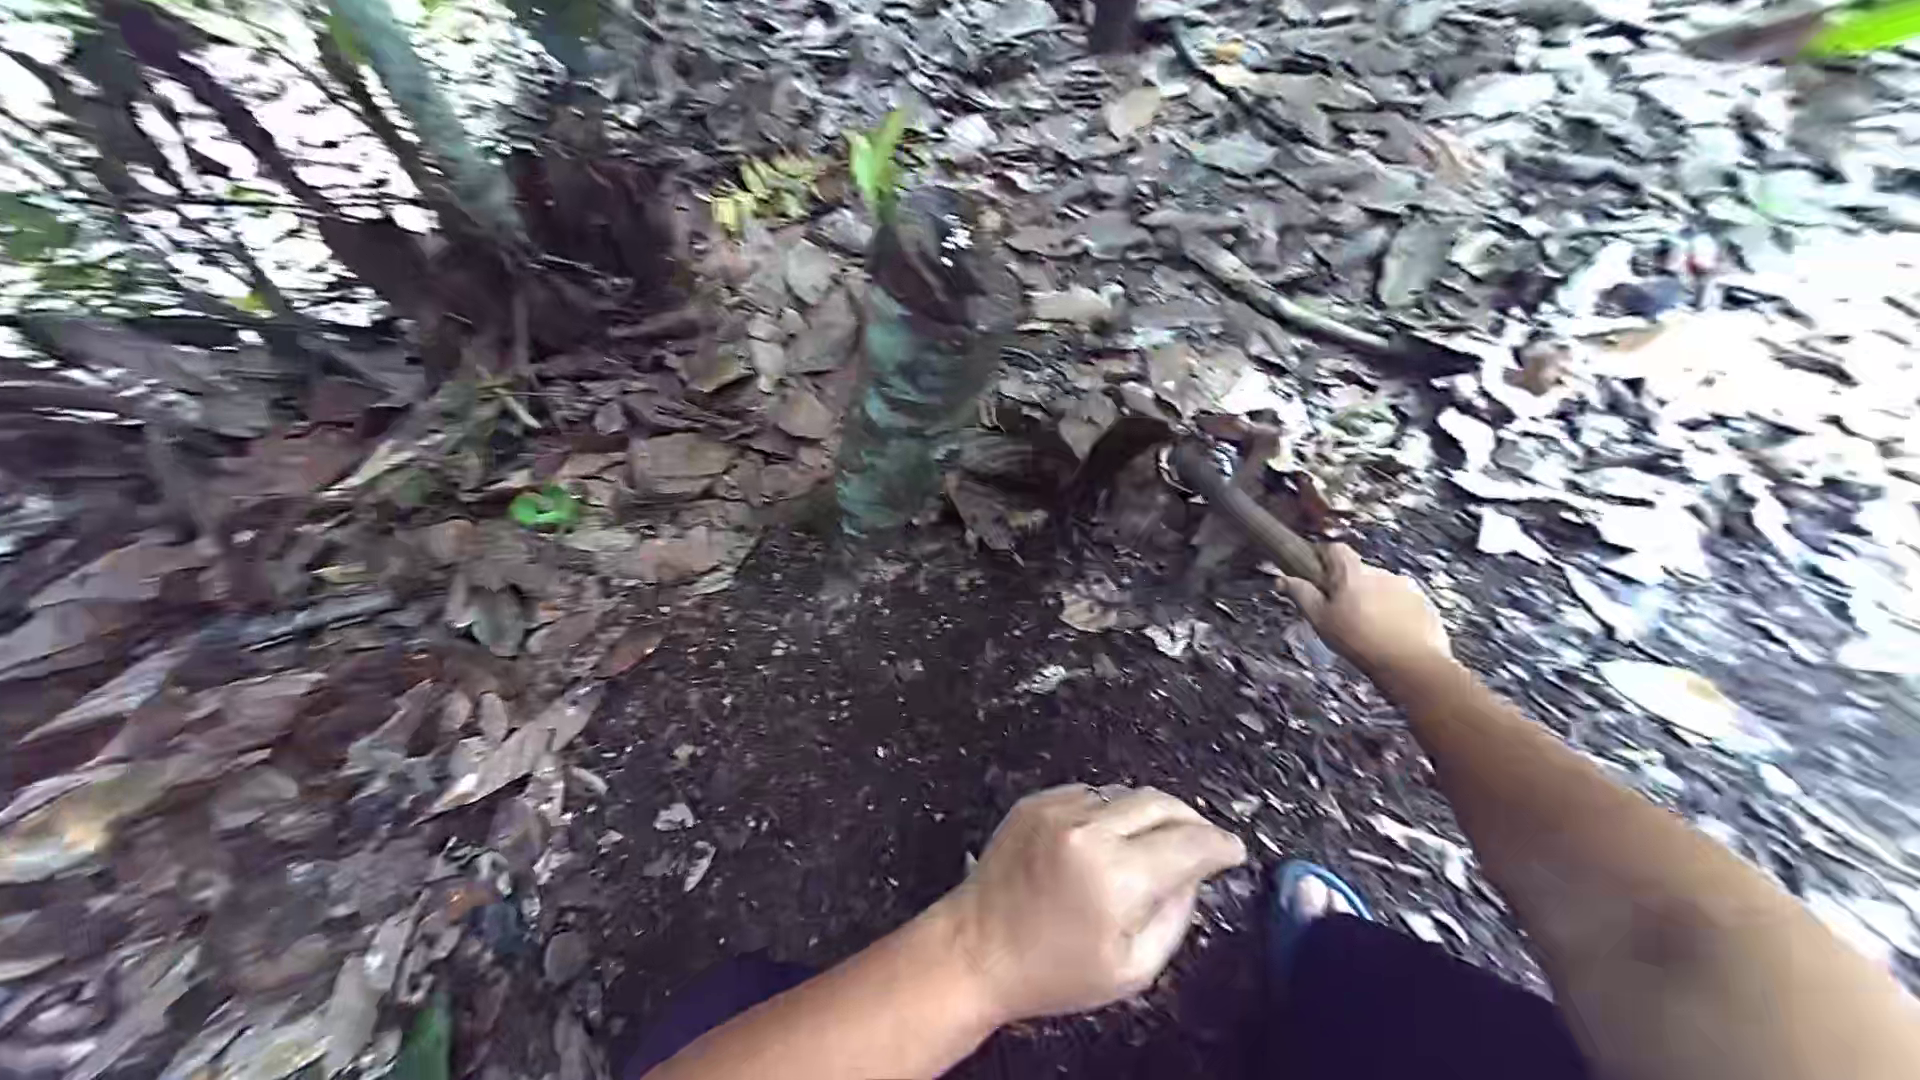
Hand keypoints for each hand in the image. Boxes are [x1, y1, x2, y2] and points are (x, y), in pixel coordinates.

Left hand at [931, 784, 1245, 1023]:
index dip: (1219, 844)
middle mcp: (1088, 830)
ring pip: (1125, 792)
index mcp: (1116, 876)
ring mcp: (1057, 809)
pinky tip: (1107, 835)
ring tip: (1156, 839)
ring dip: (1149, 812)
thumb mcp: (1132, 967)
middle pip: (1159, 802)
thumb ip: (1175, 915)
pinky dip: (1109, 809)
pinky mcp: (1036, 800)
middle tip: (1203, 838)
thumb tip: (1194, 872)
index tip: (1232, 849)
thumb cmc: (1054, 971)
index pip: (1188, 843)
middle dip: (1190, 818)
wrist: (978, 946)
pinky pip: (1089, 793)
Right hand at [1282, 543, 1452, 677]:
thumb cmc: (1357, 639)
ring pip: (1381, 586)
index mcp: (1352, 573)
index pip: (1335, 549)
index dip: (1323, 557)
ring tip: (1367, 626)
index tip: (1316, 574)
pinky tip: (1389, 633)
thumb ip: (1301, 594)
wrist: (1411, 664)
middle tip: (1340, 610)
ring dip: (1372, 598)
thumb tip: (1283, 579)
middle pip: (1358, 570)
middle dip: (1348, 584)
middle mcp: (1381, 572)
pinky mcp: (1425, 604)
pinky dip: (1393, 611)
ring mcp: (1407, 587)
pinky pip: (1402, 601)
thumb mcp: (1320, 619)